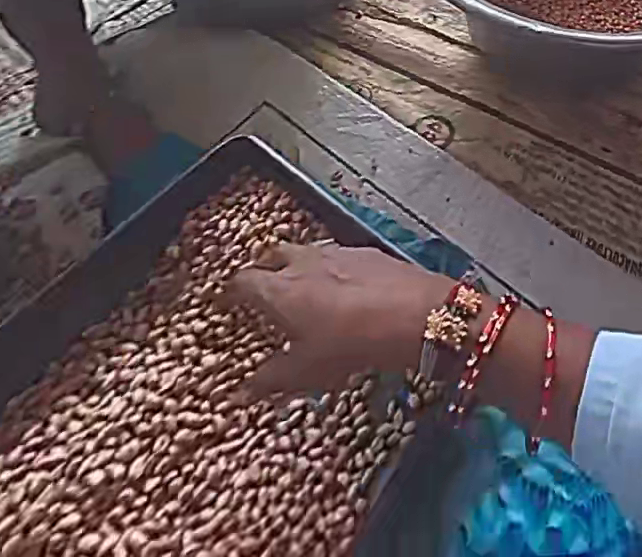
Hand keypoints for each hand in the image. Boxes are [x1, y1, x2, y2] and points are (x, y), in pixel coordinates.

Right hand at [228, 244, 452, 401]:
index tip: (229, 299)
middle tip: (265, 285)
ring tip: (303, 283)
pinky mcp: (367, 251)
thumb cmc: (349, 343)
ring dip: (300, 263)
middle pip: (274, 254)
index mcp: (281, 288)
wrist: (412, 311)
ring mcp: (338, 251)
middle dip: (265, 266)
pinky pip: (338, 254)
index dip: (234, 289)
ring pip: (308, 250)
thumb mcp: (306, 370)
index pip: (244, 280)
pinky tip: (343, 283)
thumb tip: (242, 391)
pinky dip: (332, 266)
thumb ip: (272, 378)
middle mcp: (305, 261)